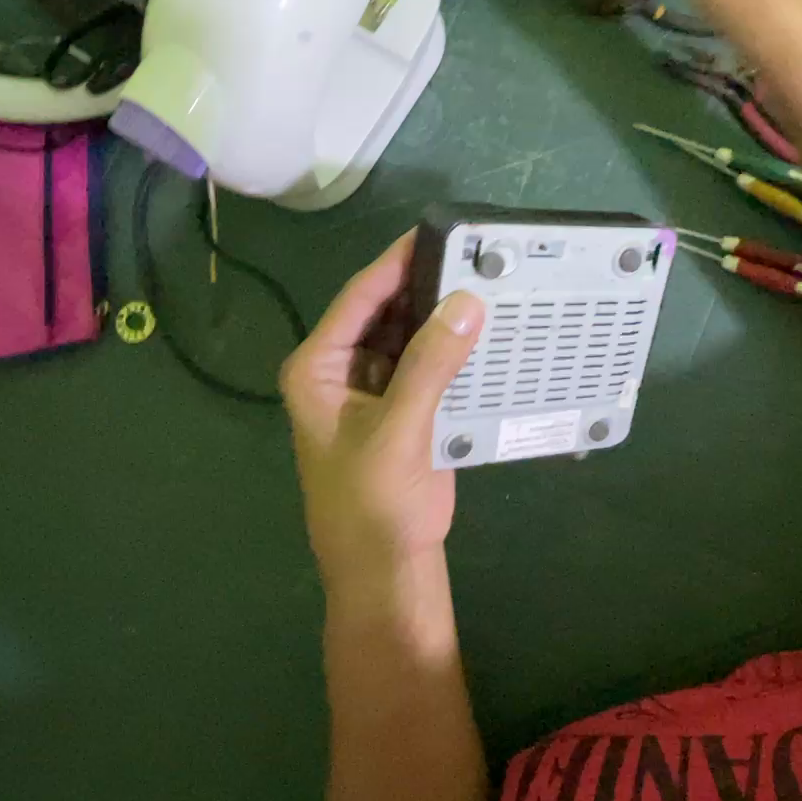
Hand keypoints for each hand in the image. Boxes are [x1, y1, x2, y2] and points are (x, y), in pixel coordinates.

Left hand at [280, 233, 485, 589]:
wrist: (387, 567)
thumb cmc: (373, 502)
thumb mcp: (398, 429)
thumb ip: (430, 364)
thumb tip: (466, 303)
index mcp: (319, 368)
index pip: (359, 299)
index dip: (395, 263)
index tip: (436, 233)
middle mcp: (341, 370)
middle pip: (384, 312)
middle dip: (424, 287)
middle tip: (472, 255)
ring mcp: (373, 389)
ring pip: (407, 335)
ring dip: (439, 315)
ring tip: (483, 281)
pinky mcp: (402, 407)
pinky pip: (425, 363)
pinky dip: (449, 348)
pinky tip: (481, 330)